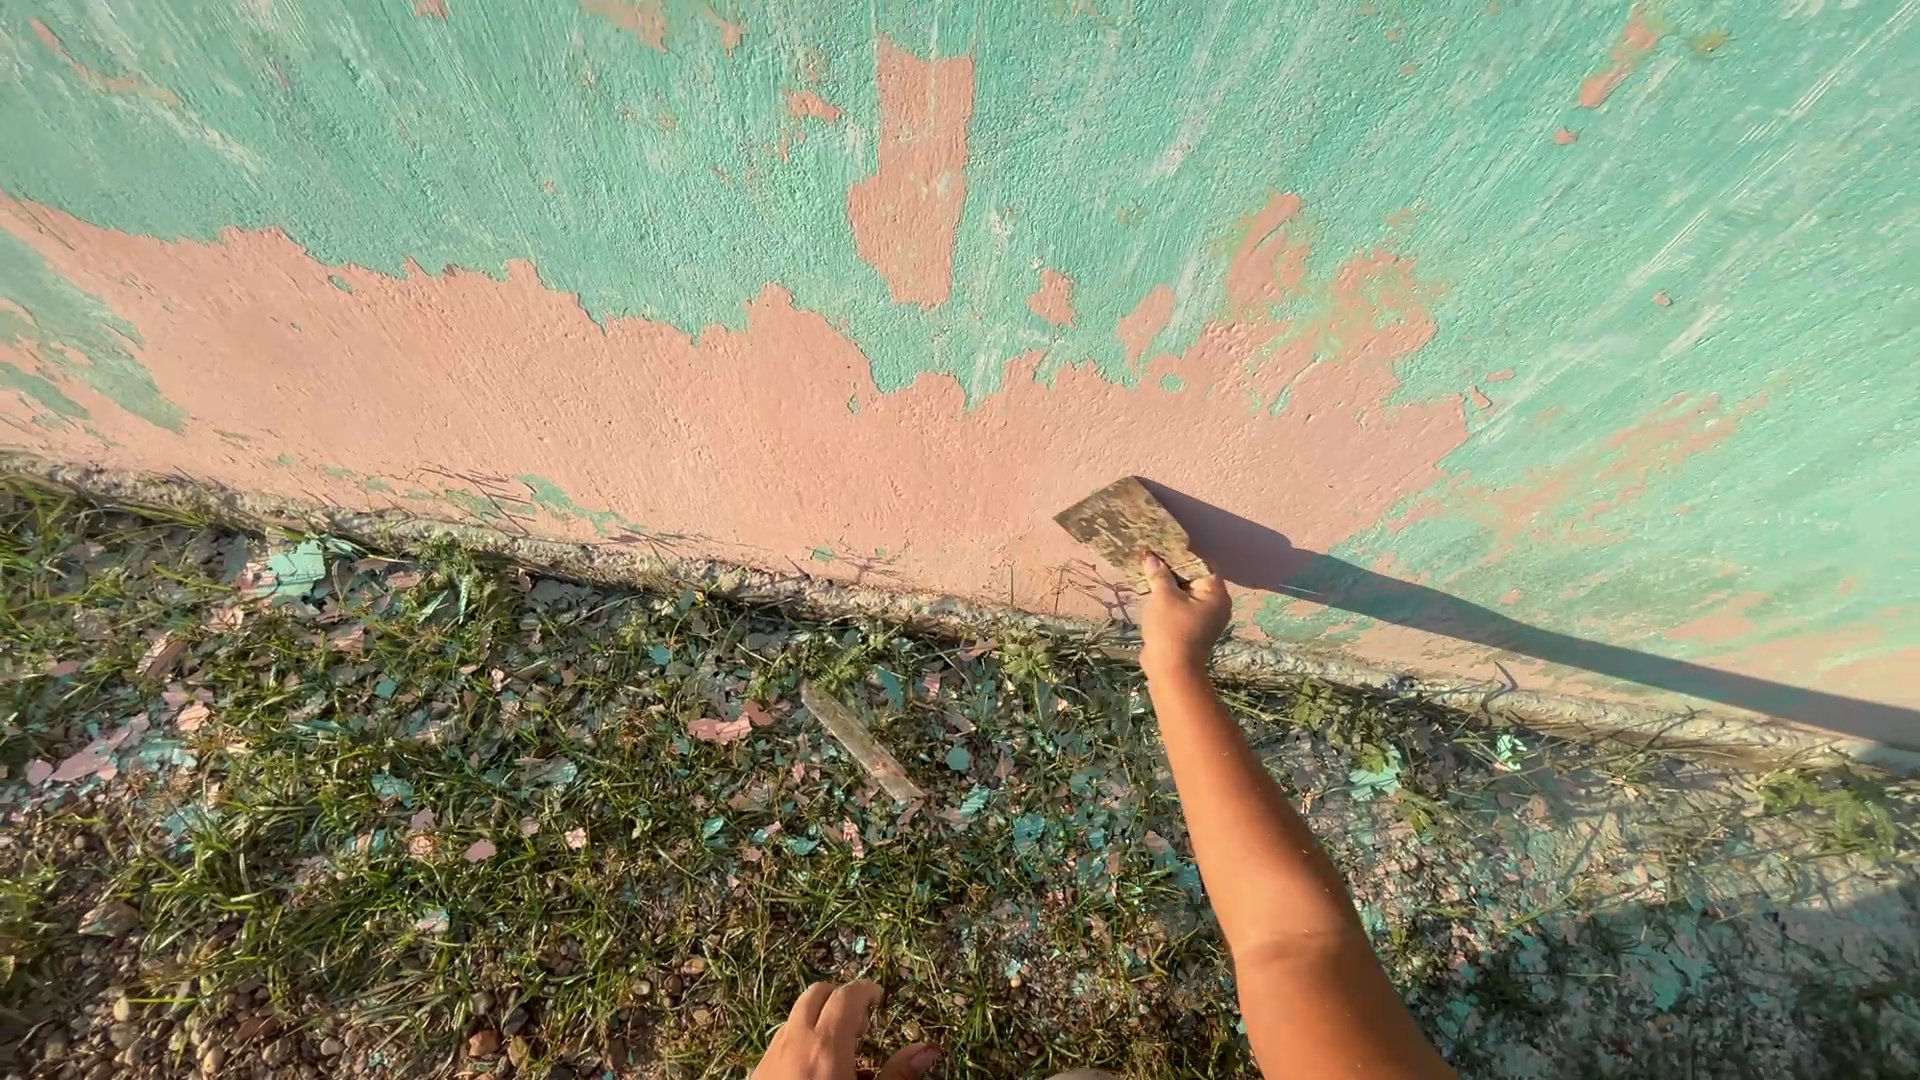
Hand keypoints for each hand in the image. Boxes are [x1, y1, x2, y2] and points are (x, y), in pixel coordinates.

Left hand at [749, 981, 939, 1079]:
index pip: (847, 996)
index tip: (879, 998)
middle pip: (815, 995)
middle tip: (860, 1022)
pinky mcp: (754, 1076)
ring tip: (839, 1051)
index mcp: (826, 1047)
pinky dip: (798, 1043)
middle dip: (838, 998)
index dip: (865, 991)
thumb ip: (896, 1076)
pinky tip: (812, 1075)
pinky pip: (779, 1044)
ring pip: (794, 1018)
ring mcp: (769, 1059)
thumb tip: (928, 1049)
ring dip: (817, 1020)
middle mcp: (794, 1043)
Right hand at [1137, 552, 1230, 679]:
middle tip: (1151, 559)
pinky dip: (1169, 599)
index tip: (1160, 549)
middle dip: (1172, 569)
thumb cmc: (1171, 629)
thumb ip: (1159, 574)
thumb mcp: (1163, 597)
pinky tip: (1151, 593)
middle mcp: (1217, 604)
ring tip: (1148, 573)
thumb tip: (1151, 556)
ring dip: (1168, 585)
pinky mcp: (1193, 628)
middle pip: (1194, 577)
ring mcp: (1206, 618)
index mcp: (1216, 593)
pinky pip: (1182, 606)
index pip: (1201, 563)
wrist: (1171, 670)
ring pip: (1186, 592)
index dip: (1180, 554)